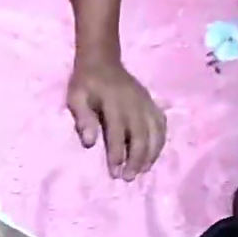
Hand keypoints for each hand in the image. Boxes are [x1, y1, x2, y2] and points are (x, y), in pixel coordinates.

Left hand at [67, 54, 166, 180]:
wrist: (102, 59)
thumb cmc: (86, 83)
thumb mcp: (76, 97)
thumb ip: (83, 118)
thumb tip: (89, 142)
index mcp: (114, 103)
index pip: (118, 133)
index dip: (118, 154)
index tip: (115, 173)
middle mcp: (134, 104)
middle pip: (141, 136)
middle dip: (136, 159)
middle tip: (129, 178)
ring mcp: (146, 103)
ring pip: (155, 131)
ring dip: (151, 153)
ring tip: (144, 170)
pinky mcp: (151, 103)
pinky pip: (161, 124)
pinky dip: (160, 141)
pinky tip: (154, 154)